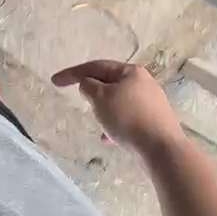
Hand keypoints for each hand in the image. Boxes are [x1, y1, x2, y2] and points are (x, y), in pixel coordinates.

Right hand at [53, 60, 183, 151]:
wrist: (162, 148)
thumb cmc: (127, 117)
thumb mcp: (99, 98)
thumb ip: (87, 86)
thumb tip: (88, 85)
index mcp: (130, 71)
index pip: (95, 66)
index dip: (72, 73)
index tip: (54, 82)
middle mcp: (143, 82)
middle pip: (109, 83)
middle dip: (93, 92)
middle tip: (81, 100)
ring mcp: (151, 102)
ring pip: (118, 102)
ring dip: (104, 110)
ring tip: (97, 122)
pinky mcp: (155, 121)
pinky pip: (128, 118)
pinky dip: (116, 123)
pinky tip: (109, 138)